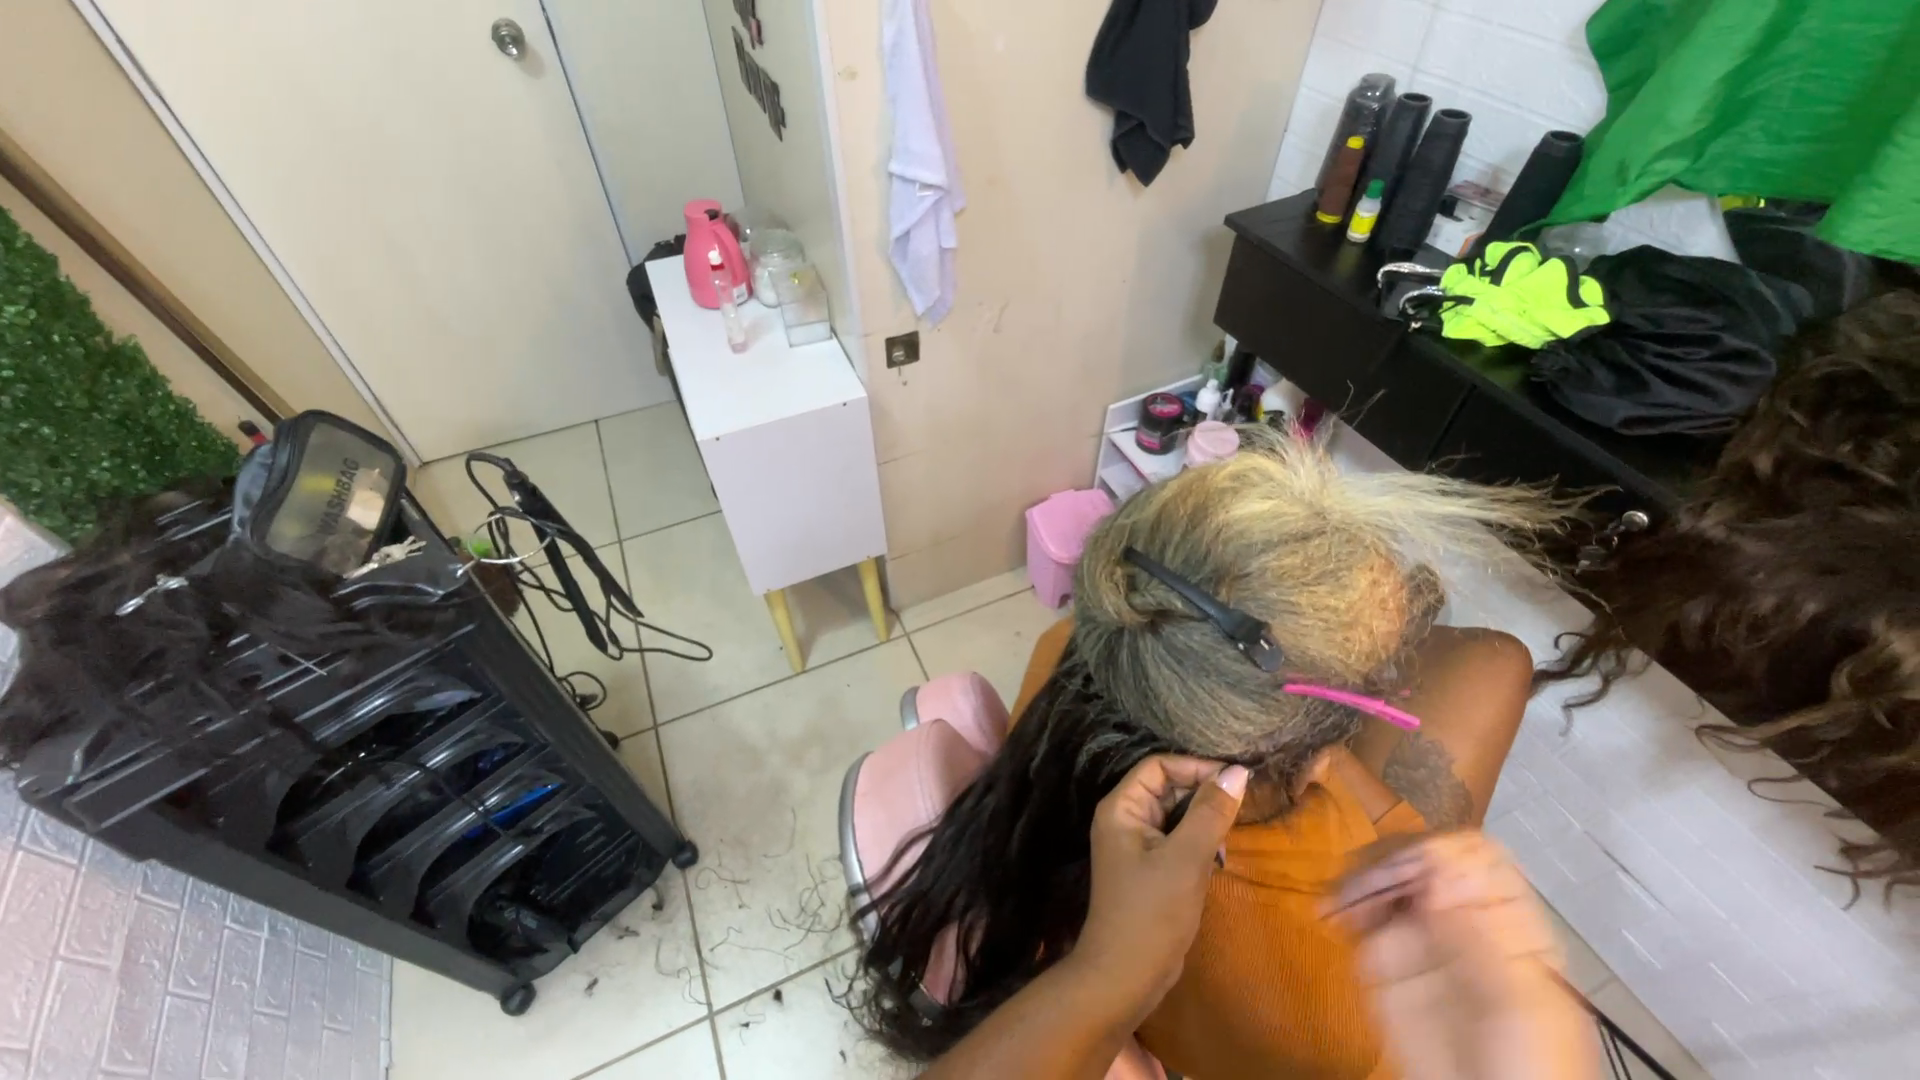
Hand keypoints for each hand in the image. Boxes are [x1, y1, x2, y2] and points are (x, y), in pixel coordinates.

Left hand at [1068, 755, 1248, 1024]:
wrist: (1126, 975)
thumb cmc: (1152, 911)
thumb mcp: (1187, 858)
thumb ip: (1210, 812)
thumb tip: (1237, 771)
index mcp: (1121, 807)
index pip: (1158, 766)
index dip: (1195, 767)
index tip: (1234, 781)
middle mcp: (1124, 819)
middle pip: (1167, 787)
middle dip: (1203, 793)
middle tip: (1241, 807)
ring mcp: (1135, 845)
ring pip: (1175, 815)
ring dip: (1204, 820)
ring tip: (1230, 834)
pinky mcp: (1149, 868)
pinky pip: (1176, 839)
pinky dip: (1198, 842)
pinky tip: (1219, 856)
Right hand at [1330, 832, 1596, 1079]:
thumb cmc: (1526, 1067)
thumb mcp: (1519, 1002)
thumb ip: (1480, 933)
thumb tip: (1438, 863)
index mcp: (1503, 918)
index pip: (1473, 855)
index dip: (1442, 852)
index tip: (1415, 870)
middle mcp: (1457, 915)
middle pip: (1418, 857)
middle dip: (1389, 860)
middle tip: (1368, 882)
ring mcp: (1417, 934)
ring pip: (1382, 877)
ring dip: (1358, 876)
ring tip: (1341, 897)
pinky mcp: (1382, 956)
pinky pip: (1357, 913)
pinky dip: (1338, 901)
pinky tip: (1331, 911)